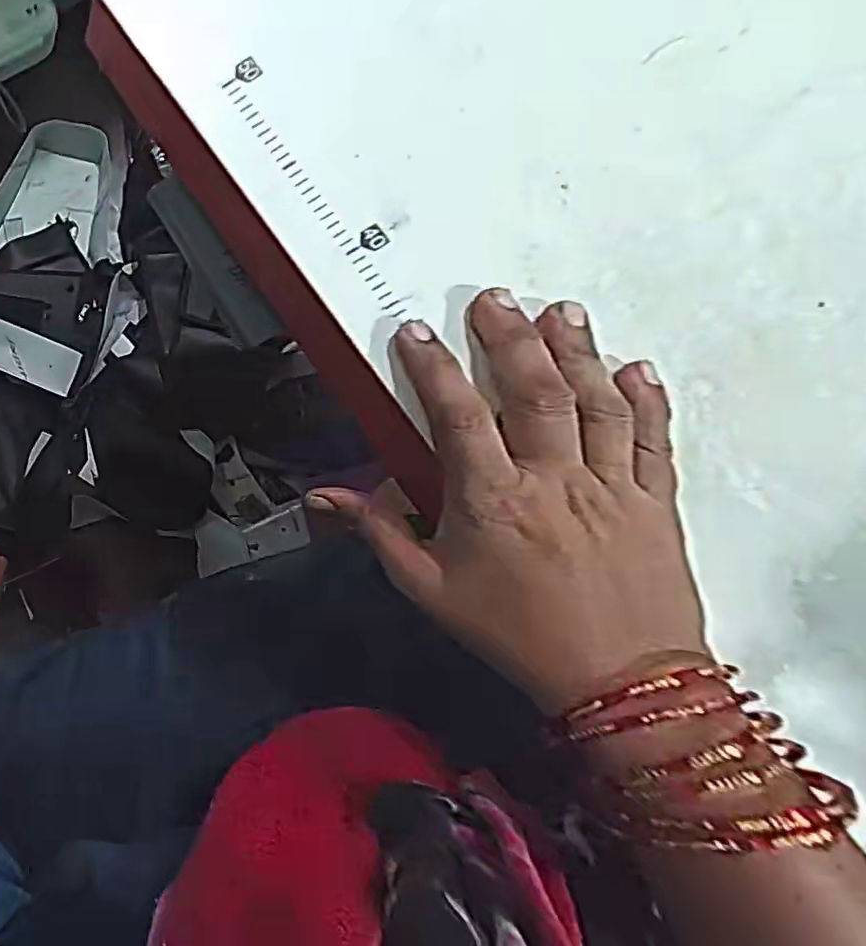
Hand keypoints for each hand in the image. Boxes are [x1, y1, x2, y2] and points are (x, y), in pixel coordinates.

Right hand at [310, 288, 708, 711]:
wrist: (621, 681)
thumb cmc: (513, 631)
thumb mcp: (424, 584)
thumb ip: (376, 530)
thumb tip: (326, 498)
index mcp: (492, 502)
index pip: (459, 417)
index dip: (435, 369)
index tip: (417, 335)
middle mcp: (554, 485)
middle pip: (535, 394)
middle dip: (512, 339)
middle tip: (493, 301)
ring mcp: (611, 490)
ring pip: (597, 405)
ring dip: (577, 353)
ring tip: (560, 313)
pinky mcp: (655, 504)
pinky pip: (653, 441)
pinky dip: (646, 400)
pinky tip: (633, 368)